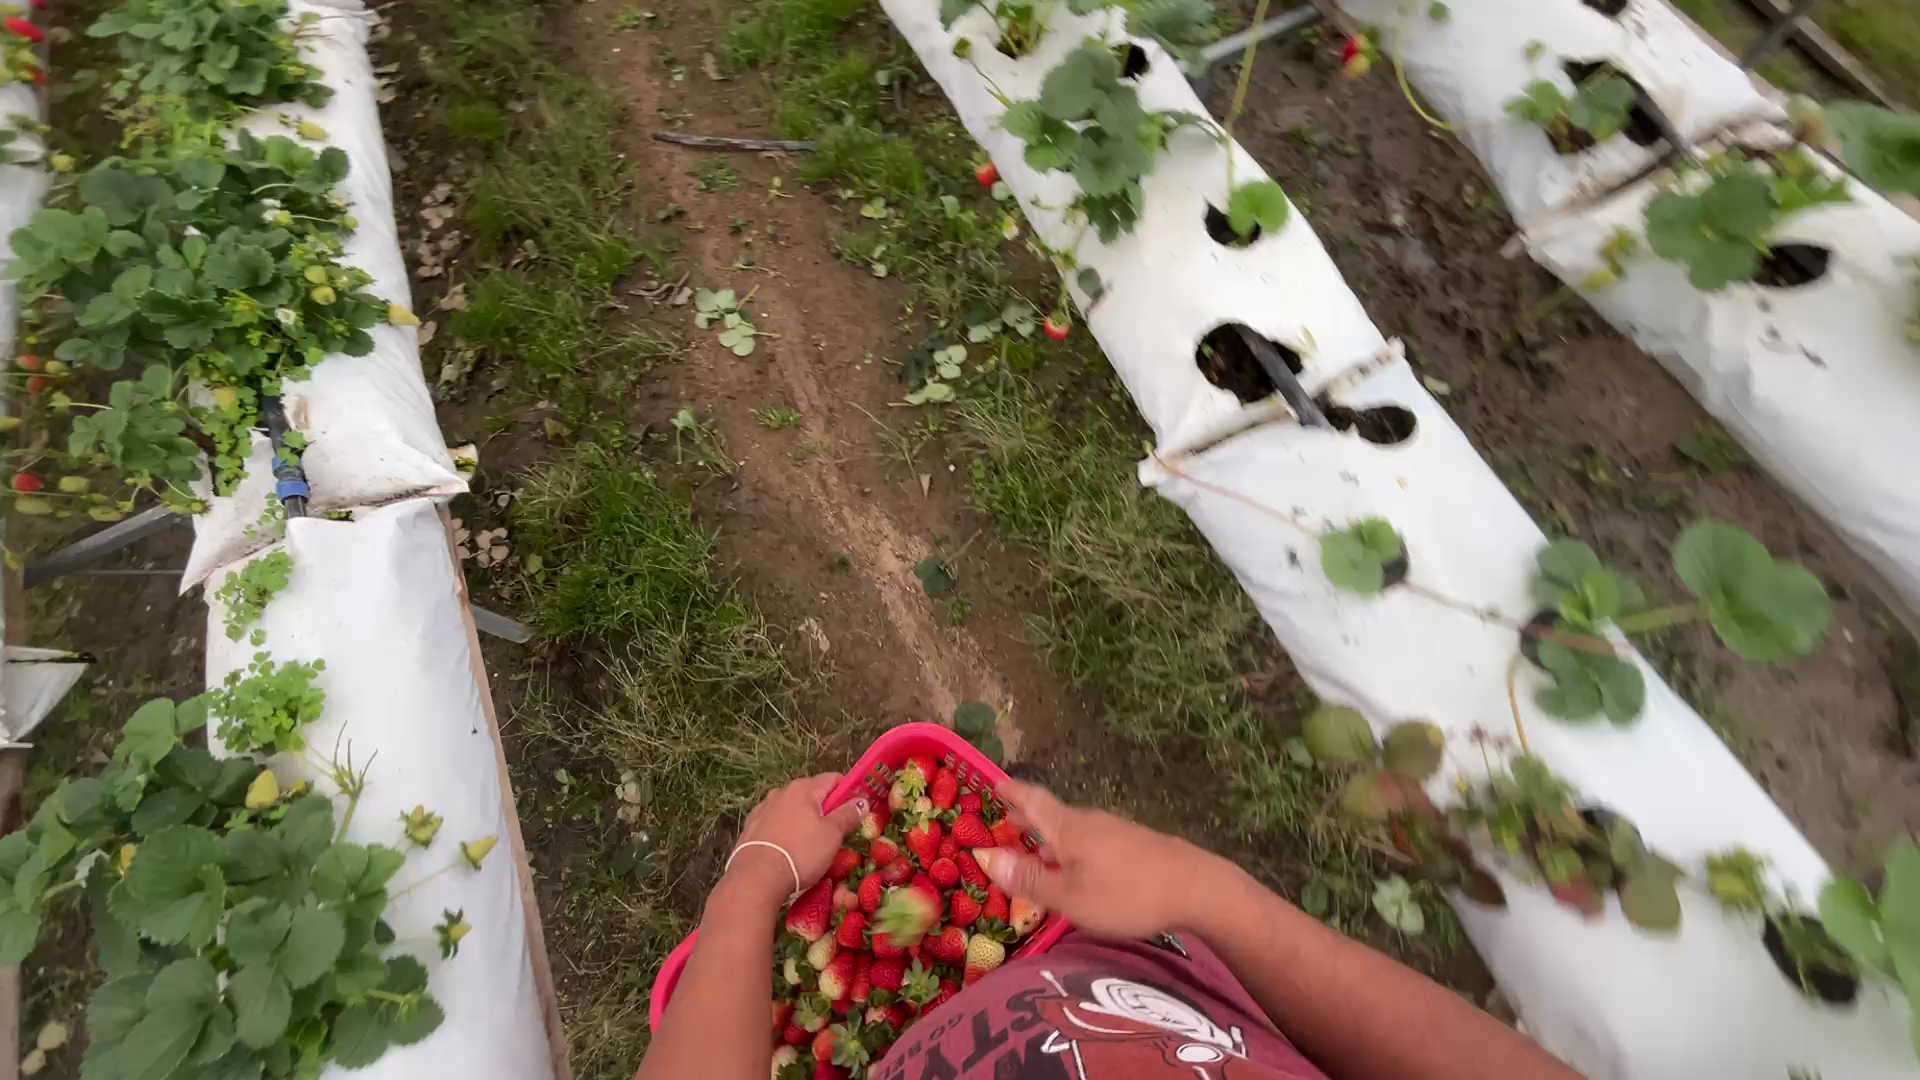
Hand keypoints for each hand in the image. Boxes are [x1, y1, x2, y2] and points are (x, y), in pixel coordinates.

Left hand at [720, 773, 867, 907]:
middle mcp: (781, 792)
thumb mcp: (832, 834)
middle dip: (826, 810)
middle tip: (836, 833)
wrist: (755, 879)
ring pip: (792, 810)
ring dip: (804, 822)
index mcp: (804, 788)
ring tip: (810, 846)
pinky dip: (785, 832)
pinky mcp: (750, 828)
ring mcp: (763, 809)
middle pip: (812, 795)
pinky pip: (776, 825)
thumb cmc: (801, 853)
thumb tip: (862, 800)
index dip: (849, 792)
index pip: (834, 779)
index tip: (857, 810)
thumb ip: (848, 814)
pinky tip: (788, 851)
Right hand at [973, 778, 1230, 939]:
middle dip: (1028, 816)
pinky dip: (1072, 847)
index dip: (1012, 793)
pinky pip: (1091, 839)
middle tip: (1007, 818)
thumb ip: (1029, 879)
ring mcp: (1114, 831)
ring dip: (1050, 835)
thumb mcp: (1069, 895)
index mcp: (1067, 828)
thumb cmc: (1125, 893)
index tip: (995, 784)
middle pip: (1051, 813)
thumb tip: (986, 857)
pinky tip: (1078, 866)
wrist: (1195, 887)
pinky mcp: (1133, 845)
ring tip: (1037, 847)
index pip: (1032, 801)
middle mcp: (1088, 821)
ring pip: (1072, 828)